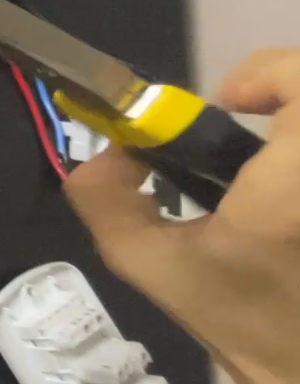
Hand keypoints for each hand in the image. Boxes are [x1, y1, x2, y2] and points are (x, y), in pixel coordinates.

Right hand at [67, 48, 299, 383]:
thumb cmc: (231, 308)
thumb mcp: (138, 258)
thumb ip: (102, 195)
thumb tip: (114, 147)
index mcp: (287, 200)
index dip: (272, 74)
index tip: (231, 103)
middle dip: (290, 85)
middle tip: (254, 111)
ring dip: (297, 115)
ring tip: (274, 137)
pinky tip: (281, 171)